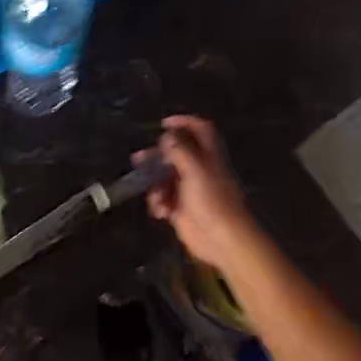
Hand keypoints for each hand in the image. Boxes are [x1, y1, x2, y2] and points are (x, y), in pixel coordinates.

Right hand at [141, 116, 263, 271]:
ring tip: (154, 196)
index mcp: (209, 156)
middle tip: (139, 158)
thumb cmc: (212, 200)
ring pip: (165, 179)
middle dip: (157, 157)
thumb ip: (180, 150)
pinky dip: (159, 203)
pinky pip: (163, 200)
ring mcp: (190, 191)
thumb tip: (167, 135)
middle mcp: (200, 170)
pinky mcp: (181, 209)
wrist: (221, 238)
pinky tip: (160, 212)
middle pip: (176, 155)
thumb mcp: (195, 170)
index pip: (200, 130)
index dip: (185, 122)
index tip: (164, 123)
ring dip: (155, 185)